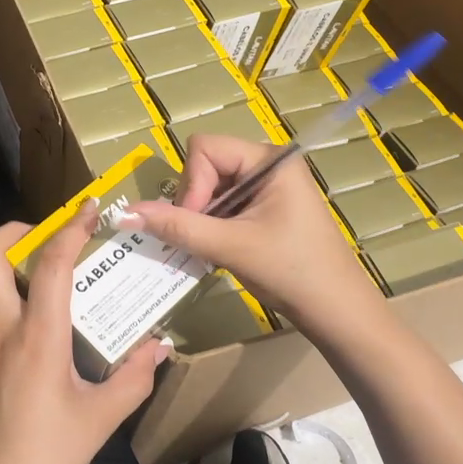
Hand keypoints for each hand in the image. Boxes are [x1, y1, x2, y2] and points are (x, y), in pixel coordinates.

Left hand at [0, 200, 168, 463]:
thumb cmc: (49, 458)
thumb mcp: (101, 420)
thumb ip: (133, 378)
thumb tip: (160, 347)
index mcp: (37, 336)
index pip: (51, 263)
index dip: (71, 228)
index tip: (89, 207)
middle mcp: (0, 327)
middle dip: (13, 230)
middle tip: (45, 233)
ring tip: (30, 261)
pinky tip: (17, 304)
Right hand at [120, 134, 383, 339]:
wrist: (338, 314)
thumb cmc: (292, 272)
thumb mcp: (229, 247)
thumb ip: (176, 226)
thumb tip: (123, 213)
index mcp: (269, 159)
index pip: (204, 149)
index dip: (191, 185)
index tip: (196, 224)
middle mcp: (268, 164)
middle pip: (205, 165)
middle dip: (195, 202)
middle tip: (202, 239)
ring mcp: (268, 186)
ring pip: (210, 187)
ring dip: (202, 218)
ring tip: (212, 248)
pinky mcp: (265, 207)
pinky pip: (223, 203)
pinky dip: (212, 225)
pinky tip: (219, 249)